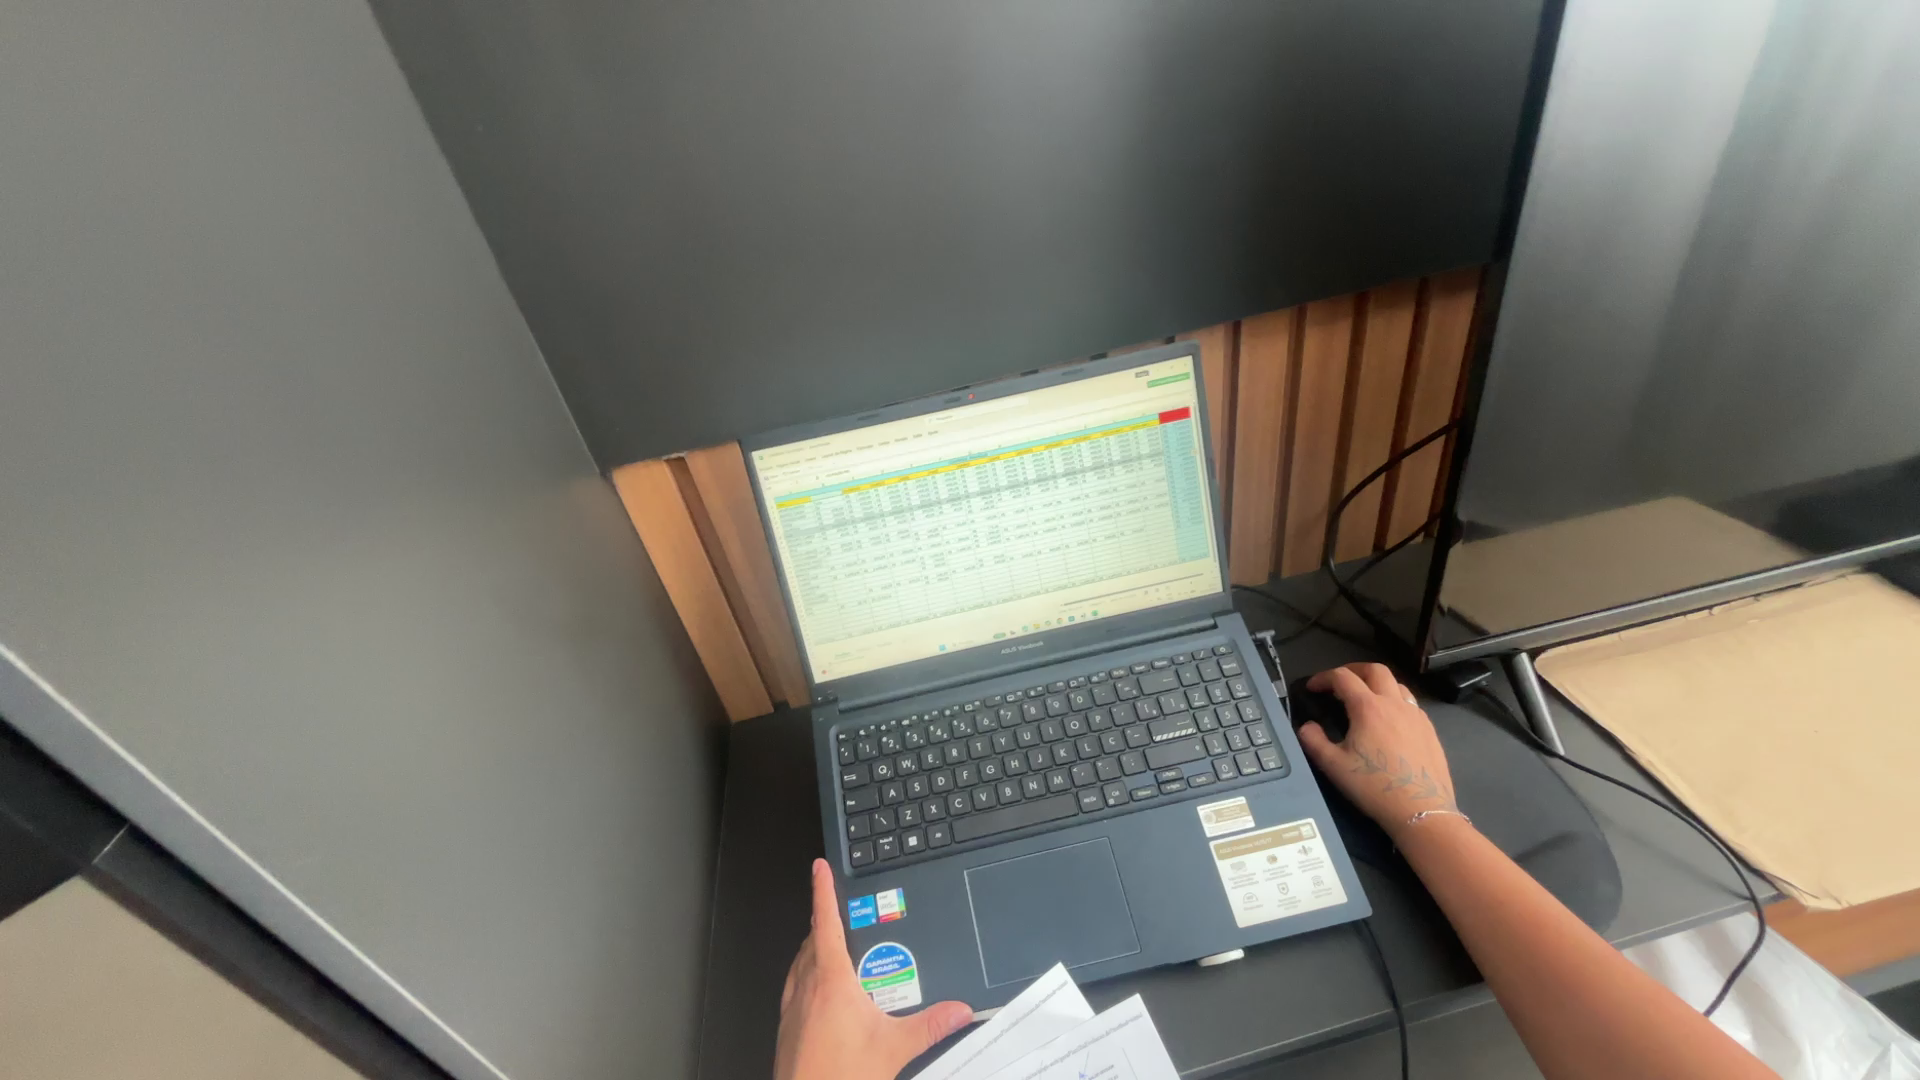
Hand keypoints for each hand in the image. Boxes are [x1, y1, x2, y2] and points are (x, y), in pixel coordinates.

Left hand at [774, 859, 973, 1079]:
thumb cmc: (840, 1078)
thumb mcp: (893, 1049)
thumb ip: (930, 1025)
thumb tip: (958, 1009)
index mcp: (831, 981)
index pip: (825, 921)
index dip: (823, 890)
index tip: (820, 867)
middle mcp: (806, 987)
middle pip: (812, 939)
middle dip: (824, 919)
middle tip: (843, 911)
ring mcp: (792, 1007)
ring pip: (800, 962)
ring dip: (814, 946)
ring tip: (836, 948)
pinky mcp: (786, 1027)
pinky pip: (794, 986)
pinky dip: (806, 975)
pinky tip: (821, 992)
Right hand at [1296, 663, 1459, 841]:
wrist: (1422, 811)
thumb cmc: (1374, 787)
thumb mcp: (1333, 765)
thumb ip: (1313, 740)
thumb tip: (1307, 727)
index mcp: (1368, 708)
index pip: (1342, 677)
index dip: (1323, 677)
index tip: (1313, 688)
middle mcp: (1394, 705)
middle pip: (1375, 670)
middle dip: (1353, 670)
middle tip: (1339, 682)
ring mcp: (1416, 716)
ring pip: (1396, 684)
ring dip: (1376, 684)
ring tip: (1364, 698)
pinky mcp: (1430, 731)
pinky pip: (1410, 704)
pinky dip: (1394, 701)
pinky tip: (1388, 721)